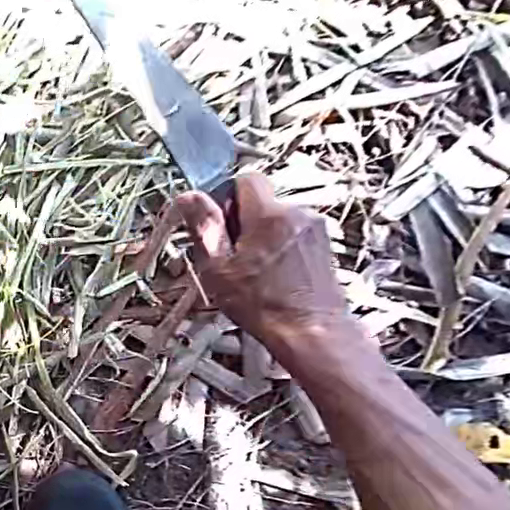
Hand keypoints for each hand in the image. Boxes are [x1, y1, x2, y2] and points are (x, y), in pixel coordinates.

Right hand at [173, 173, 363, 365]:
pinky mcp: (322, 243)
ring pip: (275, 217)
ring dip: (257, 235)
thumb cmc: (261, 304)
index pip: (244, 179)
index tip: (216, 225)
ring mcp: (313, 228)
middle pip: (259, 200)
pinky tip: (268, 274)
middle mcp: (297, 213)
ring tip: (248, 270)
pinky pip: (291, 231)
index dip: (225, 198)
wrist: (310, 329)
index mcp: (268, 215)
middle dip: (239, 221)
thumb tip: (188, 197)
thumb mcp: (218, 267)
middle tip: (228, 255)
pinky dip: (275, 246)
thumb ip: (204, 227)